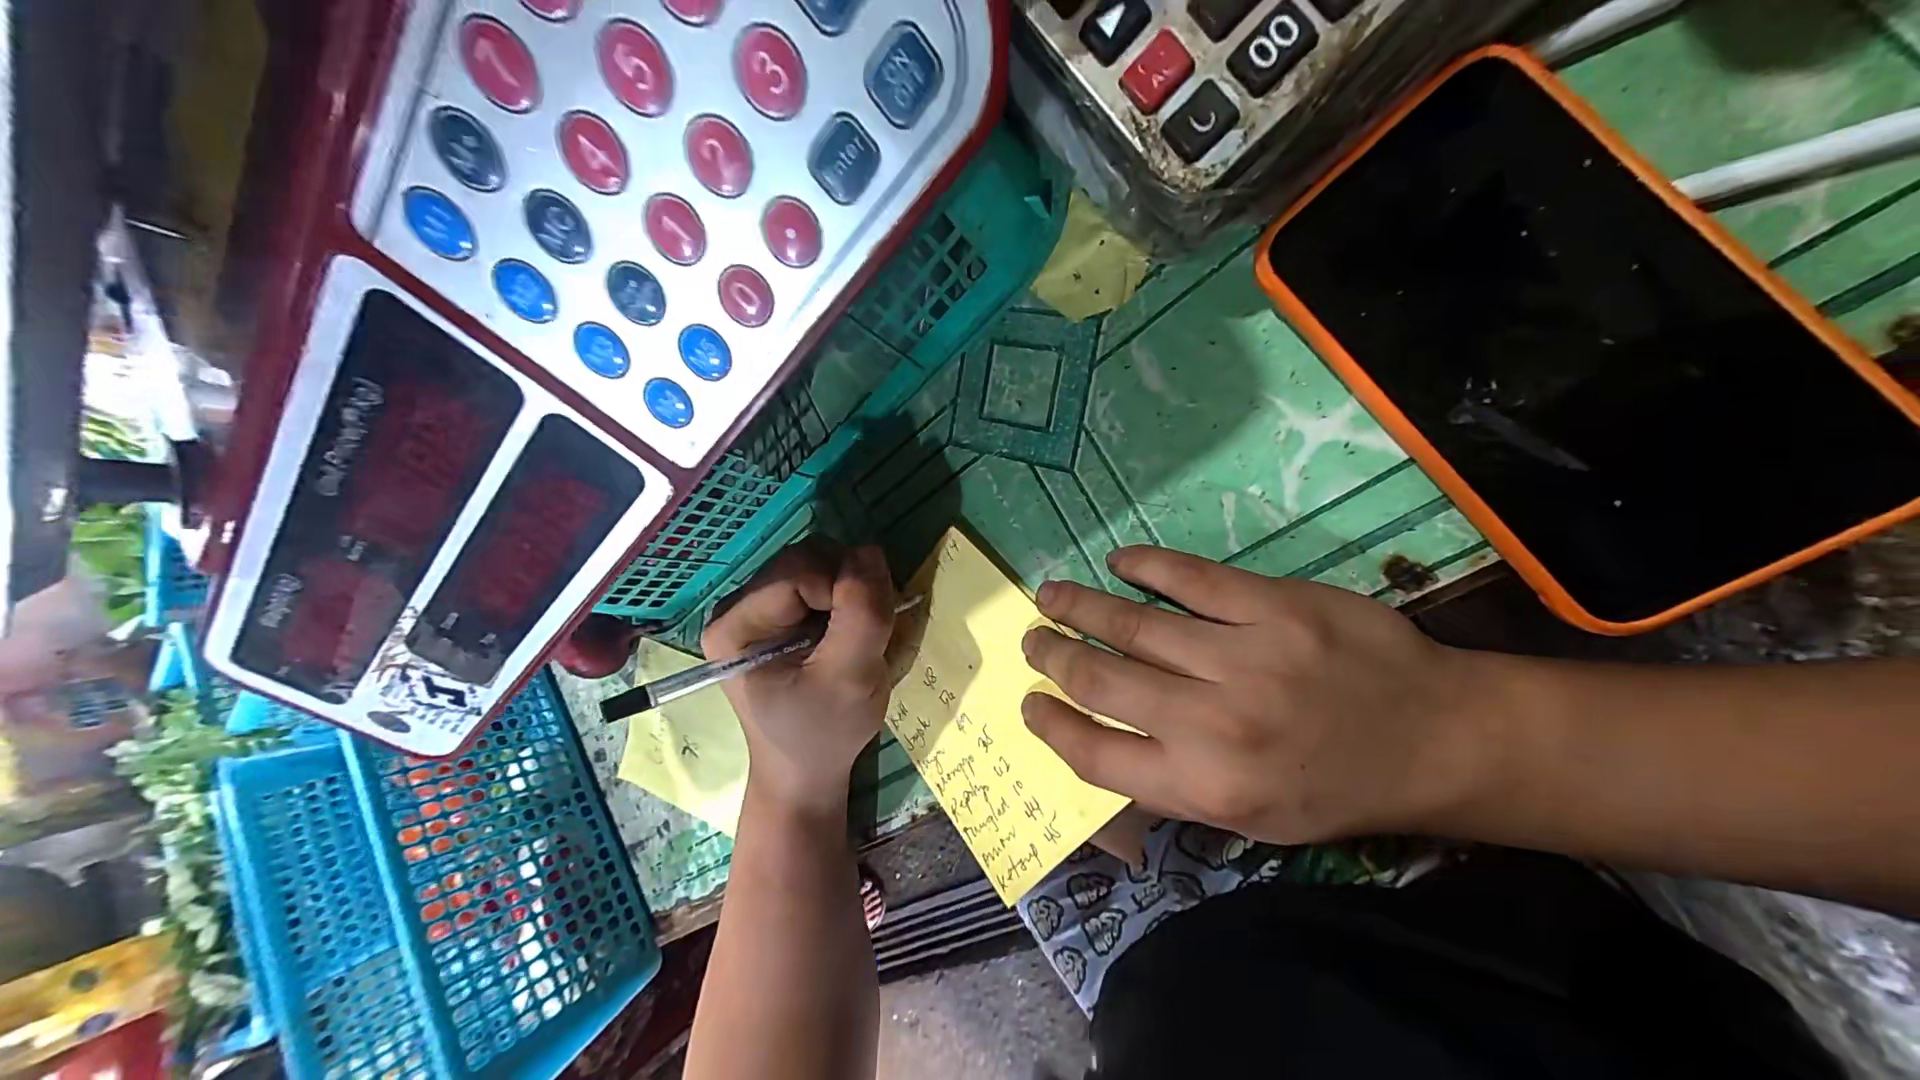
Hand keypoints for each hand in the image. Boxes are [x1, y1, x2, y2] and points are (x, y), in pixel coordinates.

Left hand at [703, 540, 897, 814]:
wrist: (806, 771)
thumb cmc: (823, 734)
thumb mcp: (851, 677)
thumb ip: (861, 614)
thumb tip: (870, 551)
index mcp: (735, 625)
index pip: (798, 572)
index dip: (842, 589)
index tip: (864, 631)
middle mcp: (737, 606)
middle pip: (804, 558)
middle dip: (847, 584)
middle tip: (866, 630)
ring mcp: (757, 606)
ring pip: (816, 563)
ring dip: (850, 589)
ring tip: (857, 633)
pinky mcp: (778, 611)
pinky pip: (820, 578)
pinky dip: (846, 595)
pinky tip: (847, 631)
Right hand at [1020, 547, 1492, 843]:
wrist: (1436, 738)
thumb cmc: (1333, 787)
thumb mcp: (1249, 819)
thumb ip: (1170, 783)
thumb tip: (1097, 739)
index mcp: (1205, 786)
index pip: (1094, 753)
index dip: (1050, 723)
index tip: (1030, 701)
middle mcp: (1215, 725)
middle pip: (1102, 680)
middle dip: (1052, 655)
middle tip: (1031, 638)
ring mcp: (1245, 658)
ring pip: (1134, 624)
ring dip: (1080, 607)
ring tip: (1051, 595)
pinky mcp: (1275, 606)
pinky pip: (1191, 578)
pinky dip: (1146, 565)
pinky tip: (1119, 561)